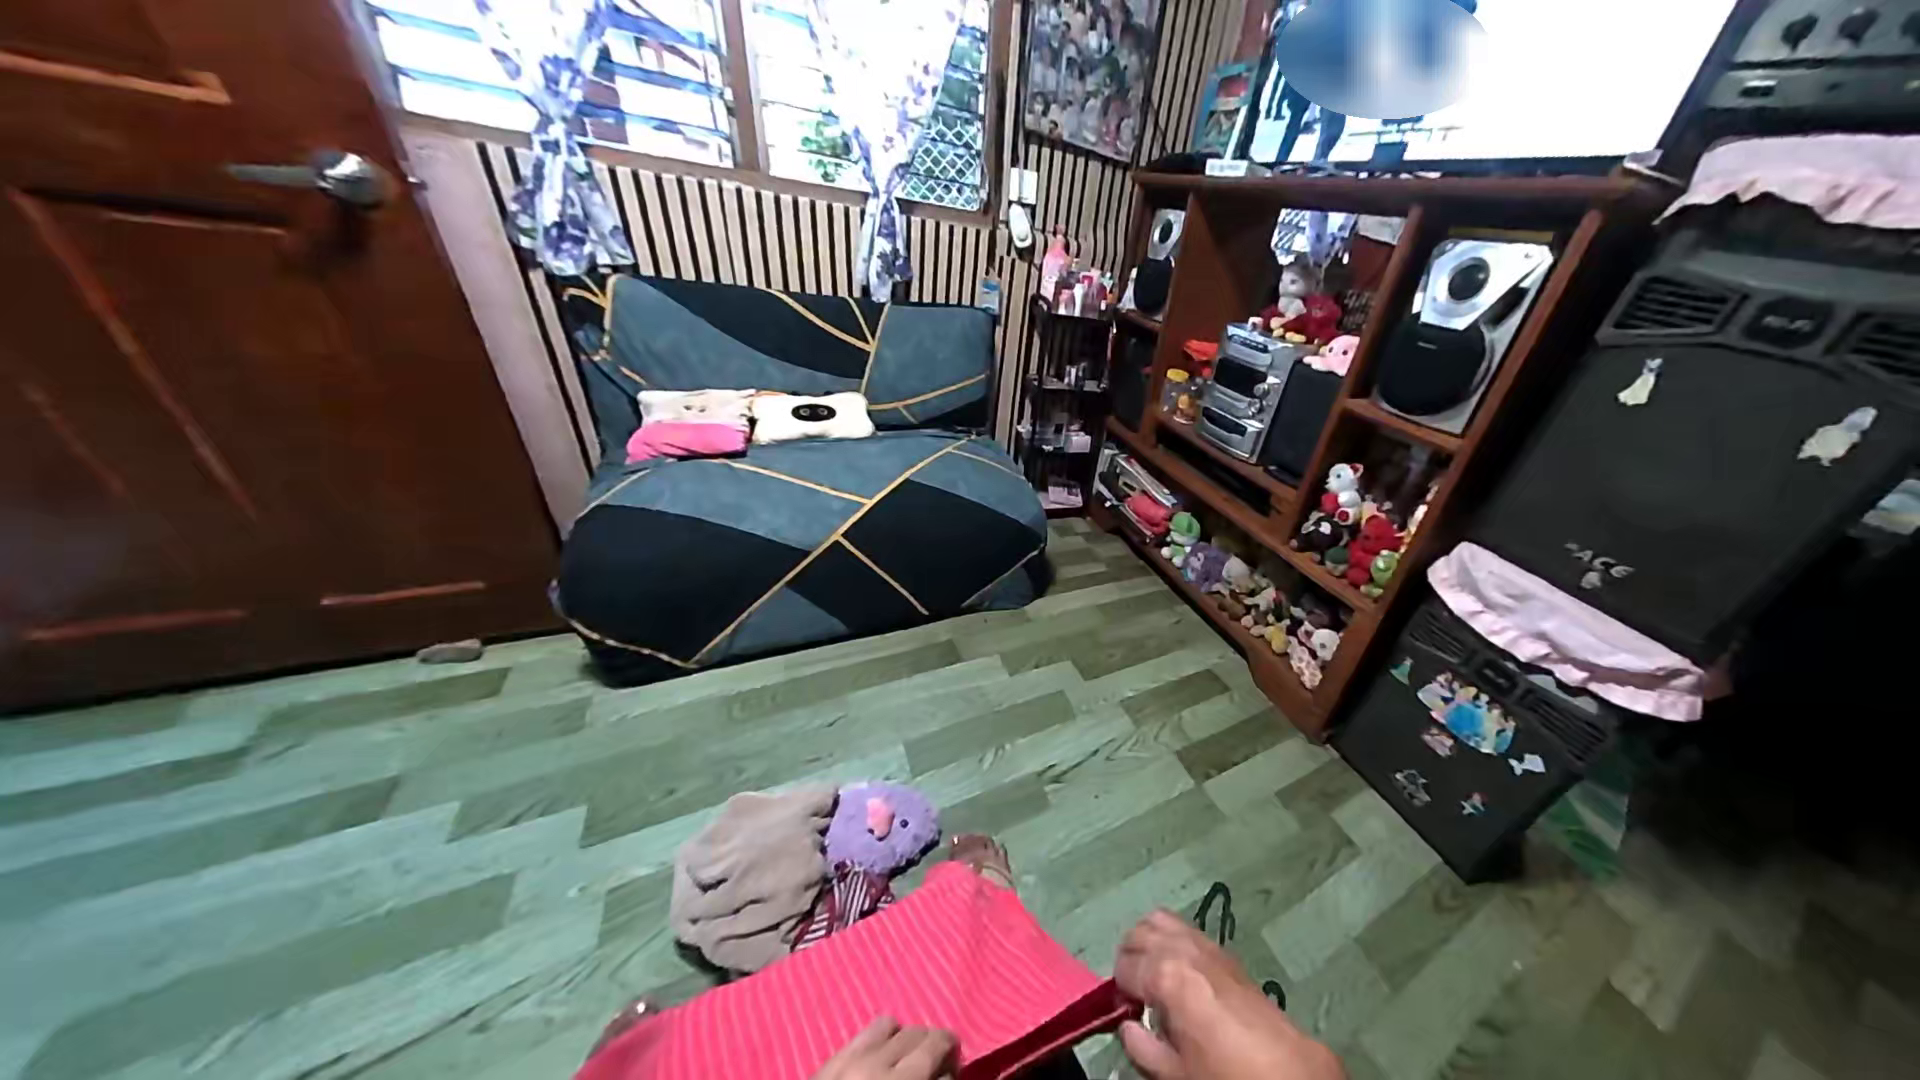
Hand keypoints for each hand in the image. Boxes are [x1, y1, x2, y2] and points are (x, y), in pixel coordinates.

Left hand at [812, 1017, 957, 1079]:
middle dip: (937, 1049)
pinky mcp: (832, 1059)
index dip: (952, 1066)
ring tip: (909, 1061)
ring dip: (910, 1040)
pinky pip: (869, 1030)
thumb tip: (944, 1078)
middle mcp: (879, 1069)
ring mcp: (853, 1060)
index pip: (941, 1062)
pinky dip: (884, 1037)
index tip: (953, 1073)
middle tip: (940, 1068)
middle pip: (923, 1038)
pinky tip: (883, 1056)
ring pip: (897, 1026)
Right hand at [1113, 910, 1344, 1079]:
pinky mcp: (1222, 949)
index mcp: (1164, 974)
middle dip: (1129, 959)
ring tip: (1154, 975)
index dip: (1120, 993)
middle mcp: (1180, 948)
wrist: (1291, 1074)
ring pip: (1158, 920)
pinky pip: (1183, 927)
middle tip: (1137, 995)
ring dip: (1148, 941)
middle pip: (1137, 934)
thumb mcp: (1175, 1075)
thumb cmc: (1227, 1076)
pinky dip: (1171, 938)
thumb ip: (1141, 1048)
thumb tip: (1128, 1027)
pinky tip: (1178, 969)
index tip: (1129, 1015)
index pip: (1123, 967)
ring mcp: (1203, 943)